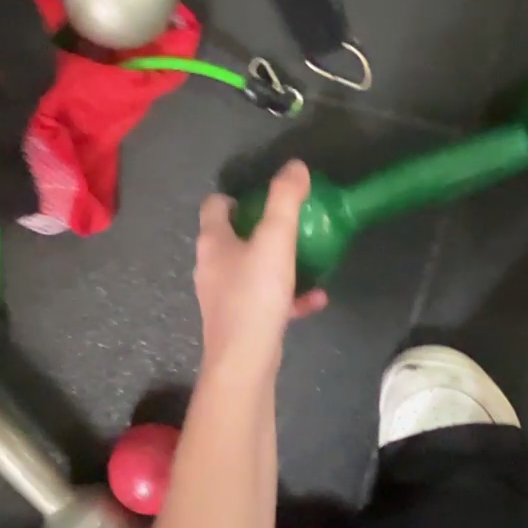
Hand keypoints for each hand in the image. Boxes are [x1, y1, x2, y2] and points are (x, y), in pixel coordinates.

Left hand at [195, 161, 327, 368]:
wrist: (244, 361)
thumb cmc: (255, 295)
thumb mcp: (275, 240)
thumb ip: (285, 200)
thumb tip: (295, 166)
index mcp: (213, 242)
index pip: (214, 205)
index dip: (237, 197)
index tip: (265, 198)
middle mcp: (211, 266)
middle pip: (232, 237)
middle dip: (261, 229)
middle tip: (292, 225)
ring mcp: (223, 296)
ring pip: (251, 269)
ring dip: (278, 262)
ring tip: (308, 259)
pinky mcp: (240, 321)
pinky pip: (266, 299)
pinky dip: (288, 295)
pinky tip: (316, 298)